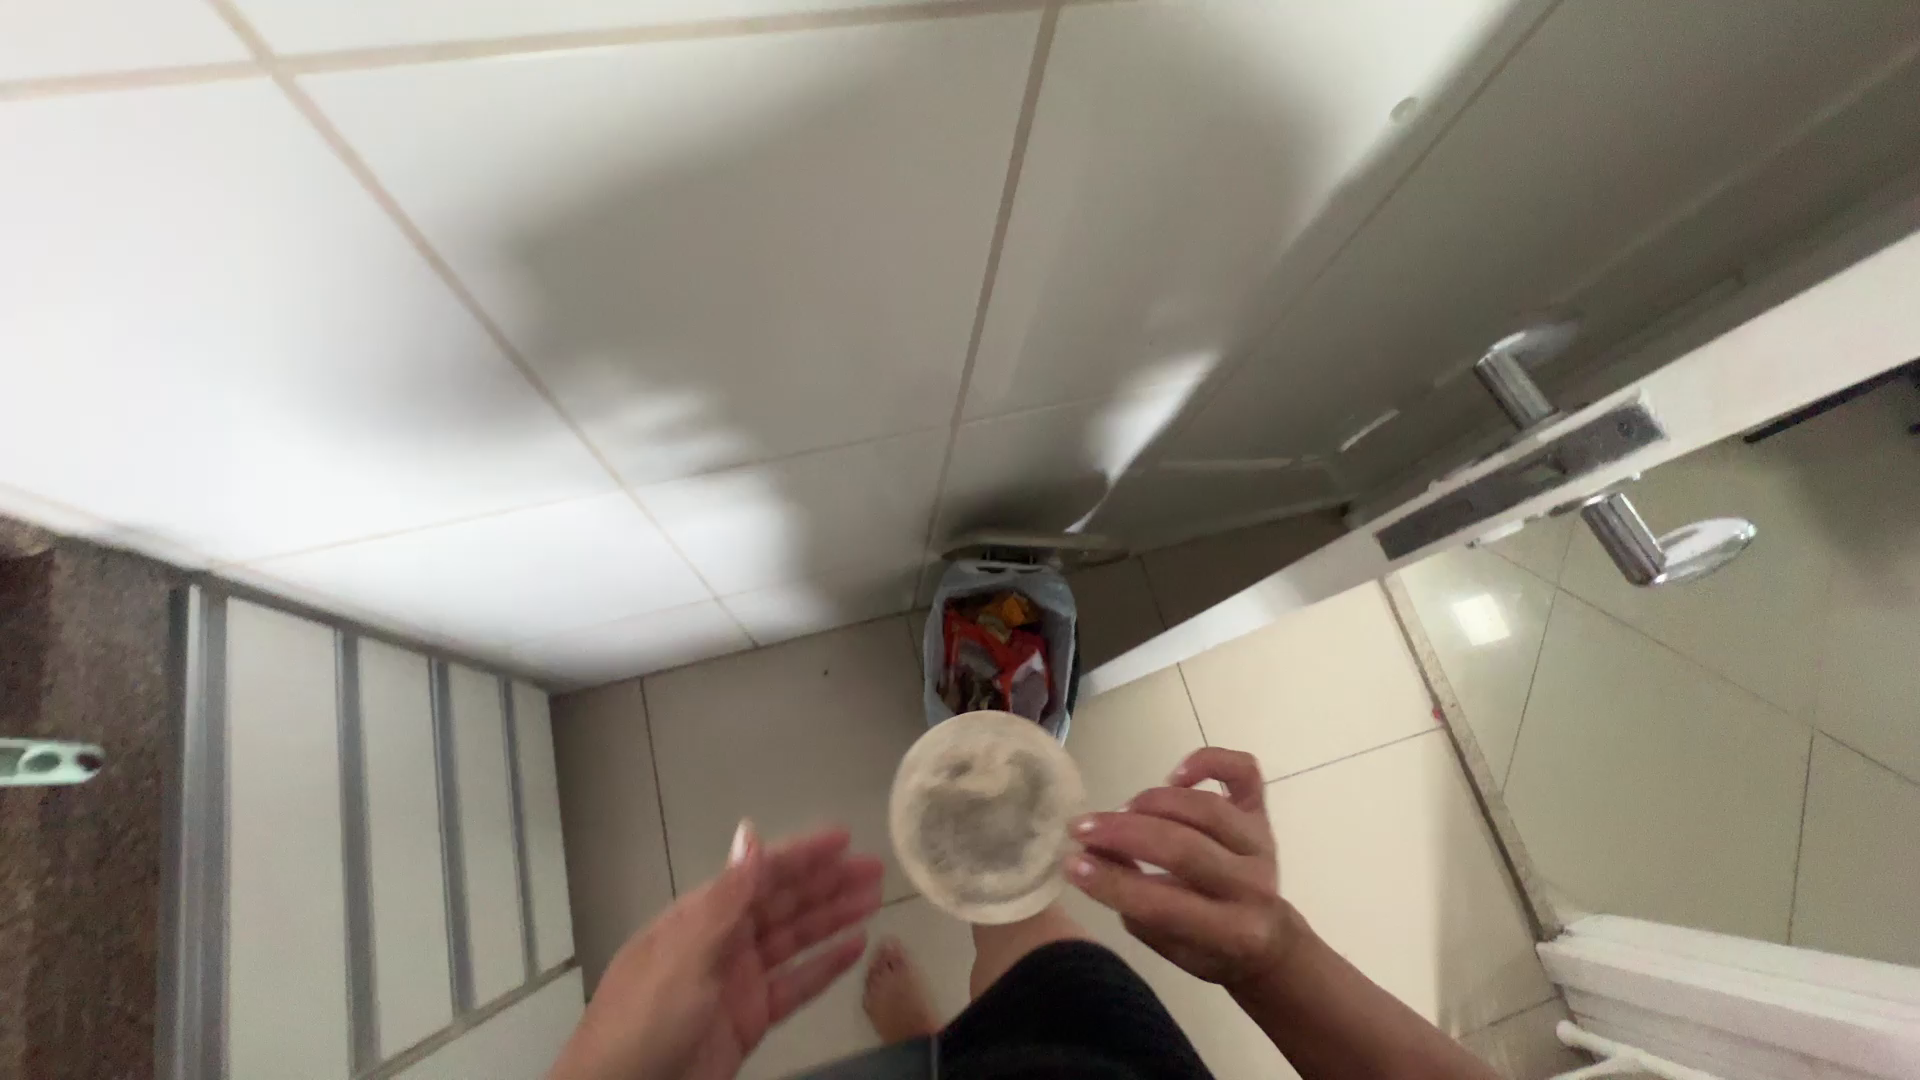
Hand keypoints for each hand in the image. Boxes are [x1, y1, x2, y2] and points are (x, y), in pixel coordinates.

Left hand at [549, 822, 883, 1079]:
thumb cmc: (643, 1024)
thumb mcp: (685, 956)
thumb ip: (727, 897)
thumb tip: (751, 831)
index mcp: (702, 917)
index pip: (761, 874)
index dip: (803, 855)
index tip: (844, 838)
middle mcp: (723, 942)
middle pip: (785, 904)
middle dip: (828, 883)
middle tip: (875, 868)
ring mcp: (737, 983)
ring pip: (796, 940)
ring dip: (834, 918)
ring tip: (875, 899)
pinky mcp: (749, 1022)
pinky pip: (795, 986)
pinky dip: (825, 967)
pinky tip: (855, 948)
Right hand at [1064, 747, 1297, 990]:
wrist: (1267, 940)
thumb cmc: (1206, 947)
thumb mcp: (1165, 942)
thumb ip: (1131, 902)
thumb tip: (1090, 855)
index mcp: (1233, 932)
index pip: (1165, 904)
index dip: (1111, 882)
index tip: (1070, 863)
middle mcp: (1253, 885)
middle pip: (1184, 848)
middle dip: (1123, 834)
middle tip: (1081, 829)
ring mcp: (1260, 842)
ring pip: (1204, 807)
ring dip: (1151, 803)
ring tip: (1122, 811)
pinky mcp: (1261, 812)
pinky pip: (1243, 771)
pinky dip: (1208, 762)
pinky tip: (1175, 775)